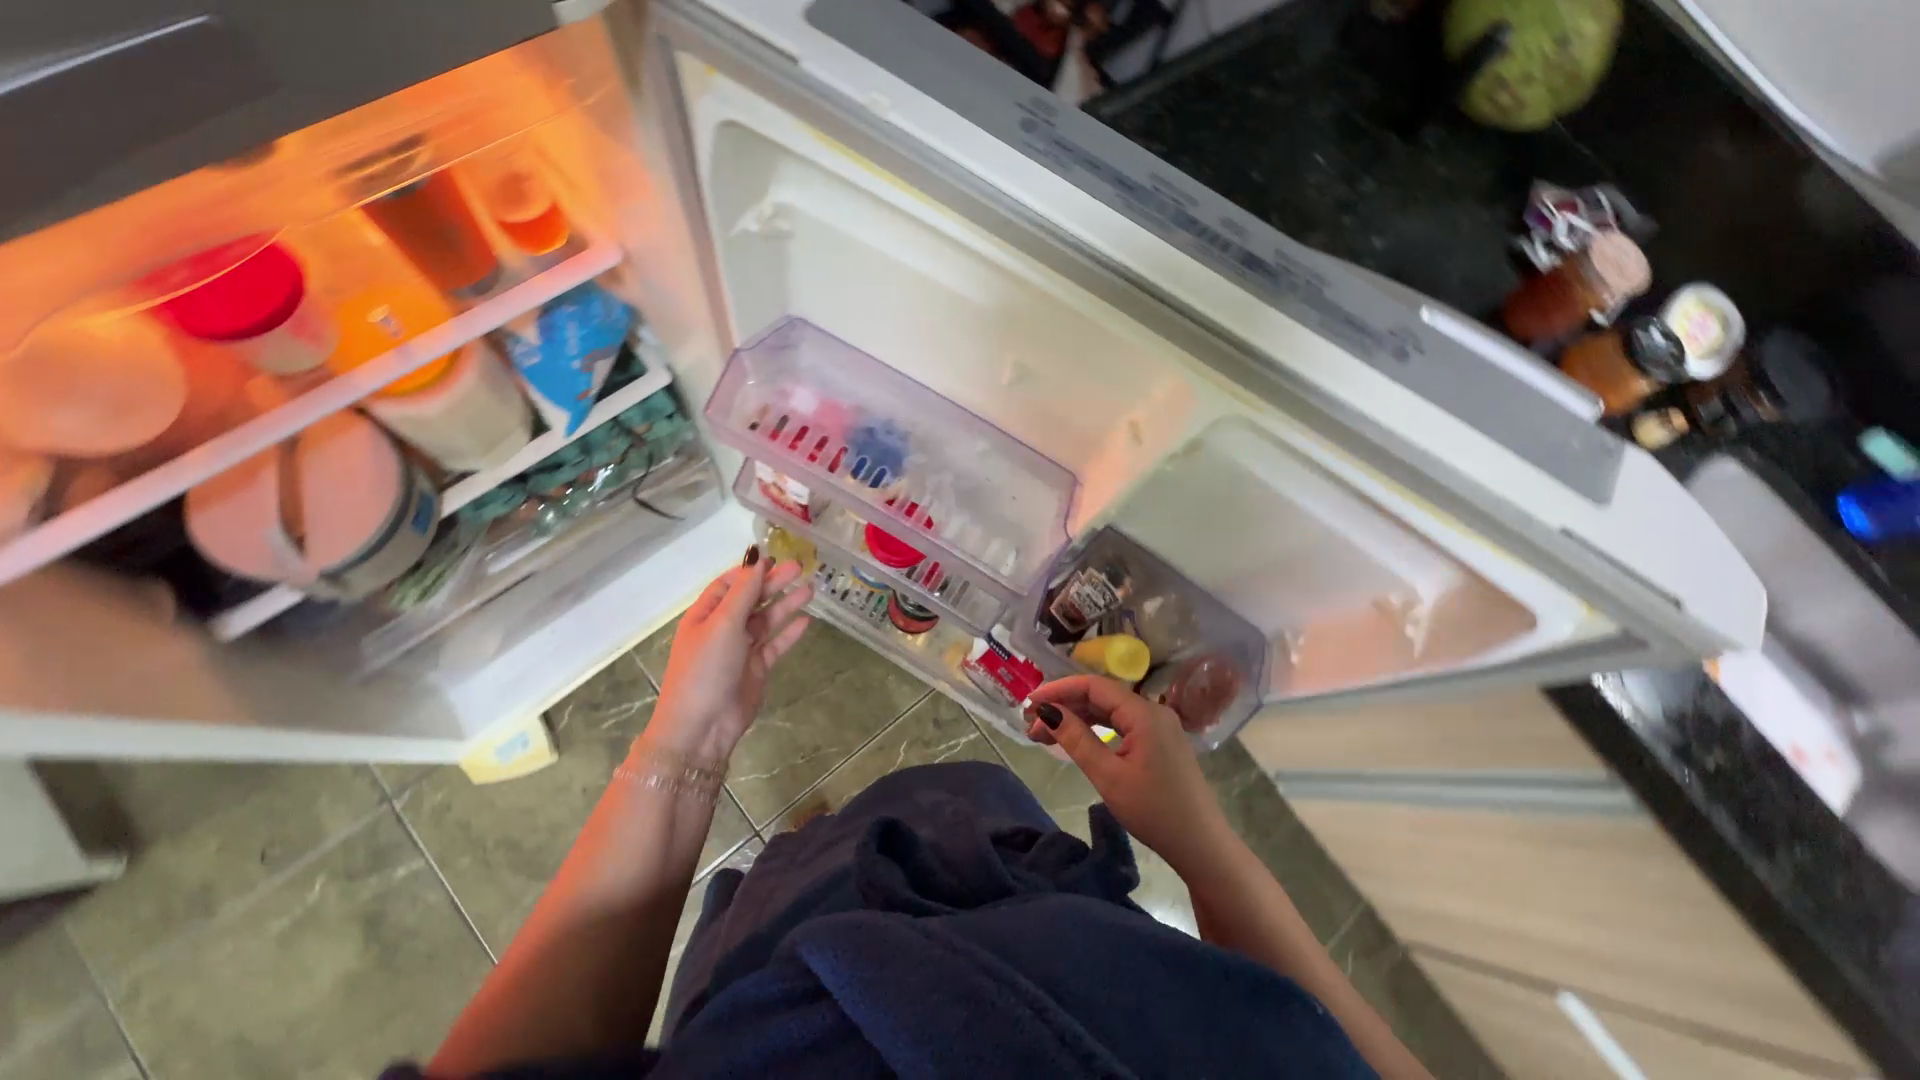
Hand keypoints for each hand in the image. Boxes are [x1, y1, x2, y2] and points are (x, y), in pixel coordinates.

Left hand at [644, 551, 811, 764]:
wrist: (702, 725)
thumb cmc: (706, 668)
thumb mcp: (723, 624)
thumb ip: (744, 592)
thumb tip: (757, 560)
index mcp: (704, 615)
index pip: (727, 585)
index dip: (749, 571)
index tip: (773, 558)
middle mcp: (721, 630)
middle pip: (750, 600)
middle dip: (773, 584)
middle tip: (800, 567)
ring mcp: (739, 651)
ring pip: (765, 621)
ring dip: (786, 605)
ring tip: (811, 590)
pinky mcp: (755, 670)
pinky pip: (774, 646)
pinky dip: (789, 634)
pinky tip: (806, 622)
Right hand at [1025, 675, 1230, 869]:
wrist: (1201, 844)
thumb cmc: (1154, 811)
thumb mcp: (1108, 776)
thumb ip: (1077, 739)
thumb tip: (1047, 712)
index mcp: (1144, 713)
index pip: (1094, 686)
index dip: (1059, 689)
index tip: (1029, 702)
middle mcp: (1154, 711)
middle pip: (1102, 696)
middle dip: (1065, 706)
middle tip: (1032, 726)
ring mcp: (1159, 727)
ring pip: (1111, 711)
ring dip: (1079, 718)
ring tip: (1046, 735)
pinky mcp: (1161, 743)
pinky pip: (1123, 725)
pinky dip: (1097, 729)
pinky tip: (1077, 740)